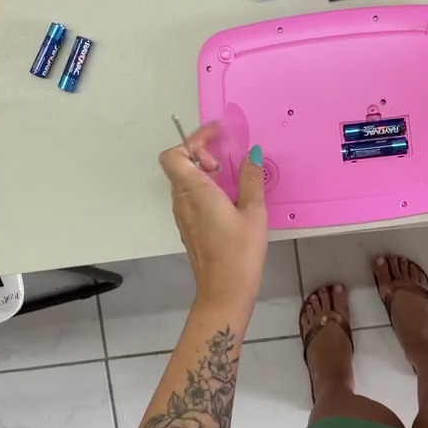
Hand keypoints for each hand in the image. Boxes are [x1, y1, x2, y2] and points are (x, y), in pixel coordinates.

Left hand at [159, 125, 267, 306]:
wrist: (225, 290)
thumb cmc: (240, 251)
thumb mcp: (254, 211)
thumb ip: (251, 178)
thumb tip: (252, 154)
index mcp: (194, 191)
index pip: (174, 155)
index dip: (193, 140)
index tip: (216, 136)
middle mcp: (182, 200)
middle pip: (178, 164)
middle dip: (200, 153)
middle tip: (225, 161)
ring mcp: (182, 215)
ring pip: (184, 181)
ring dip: (202, 171)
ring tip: (230, 179)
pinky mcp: (188, 227)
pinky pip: (190, 197)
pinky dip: (204, 188)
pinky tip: (228, 199)